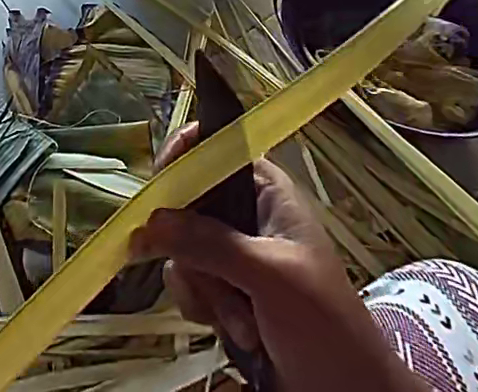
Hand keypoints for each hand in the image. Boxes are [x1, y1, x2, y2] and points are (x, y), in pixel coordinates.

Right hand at [130, 125, 425, 391]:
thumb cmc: (327, 324)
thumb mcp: (270, 277)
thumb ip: (210, 244)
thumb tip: (150, 222)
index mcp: (265, 189)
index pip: (214, 148)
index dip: (183, 155)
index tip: (160, 186)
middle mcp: (244, 213)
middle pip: (186, 201)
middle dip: (189, 245)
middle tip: (195, 269)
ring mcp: (231, 251)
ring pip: (181, 245)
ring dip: (203, 287)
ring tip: (240, 320)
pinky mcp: (222, 286)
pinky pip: (187, 280)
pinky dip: (201, 305)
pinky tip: (234, 330)